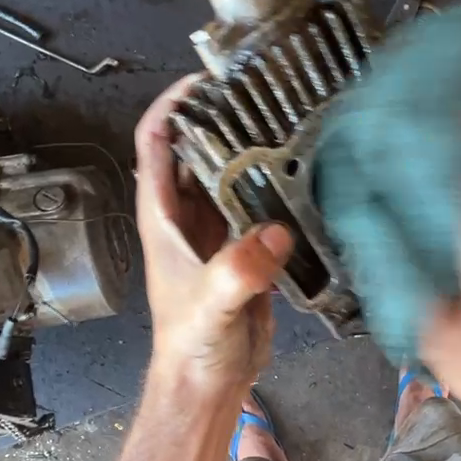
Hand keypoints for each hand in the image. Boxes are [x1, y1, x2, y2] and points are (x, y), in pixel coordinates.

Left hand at [135, 76, 295, 394]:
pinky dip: (277, 186)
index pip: (155, 143)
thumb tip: (276, 235)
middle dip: (222, 117)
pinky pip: (259, 204)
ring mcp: (217, 231)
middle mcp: (188, 216)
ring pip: (231, 174)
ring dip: (253, 149)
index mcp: (164, 217)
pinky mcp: (246, 248)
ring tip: (292, 120)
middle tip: (266, 90)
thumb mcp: (210, 306)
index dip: (173, 105)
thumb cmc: (195, 345)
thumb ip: (238, 271)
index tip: (207, 78)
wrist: (211, 382)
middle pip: (198, 149)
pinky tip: (305, 173)